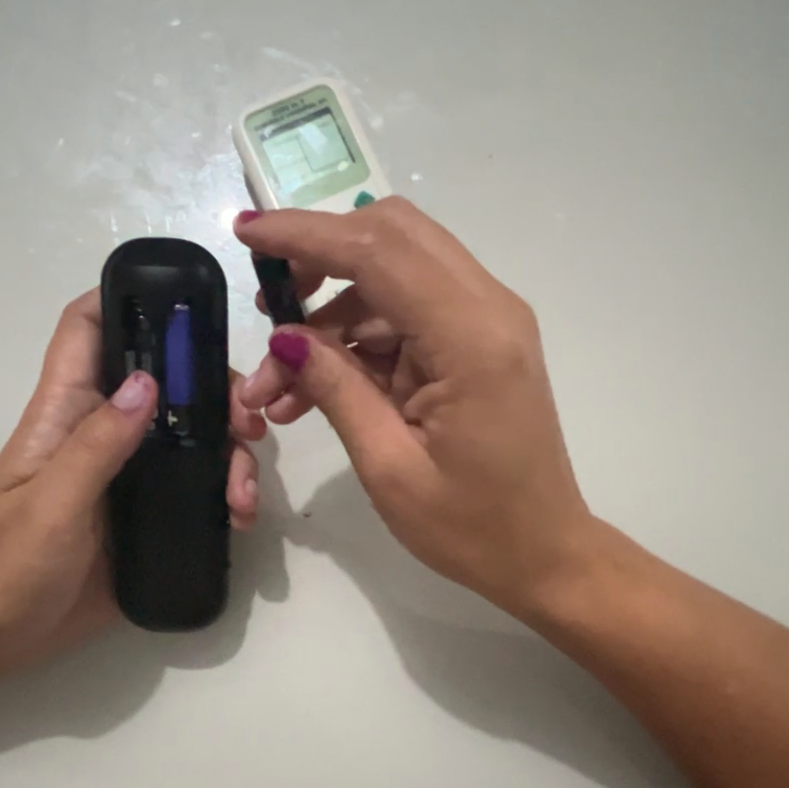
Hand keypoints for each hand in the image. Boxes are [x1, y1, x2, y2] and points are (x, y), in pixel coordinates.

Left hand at [0, 290, 264, 671]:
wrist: (4, 634)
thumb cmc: (11, 565)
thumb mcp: (52, 503)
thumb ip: (98, 444)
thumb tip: (147, 382)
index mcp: (64, 413)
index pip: (86, 329)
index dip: (127, 300)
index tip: (188, 306)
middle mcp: (101, 431)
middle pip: (165, 381)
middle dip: (214, 390)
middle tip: (250, 421)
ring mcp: (131, 472)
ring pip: (194, 434)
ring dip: (230, 450)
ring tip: (245, 491)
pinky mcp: (152, 509)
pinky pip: (199, 484)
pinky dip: (226, 491)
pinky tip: (240, 516)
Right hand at [235, 200, 592, 613]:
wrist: (543, 554)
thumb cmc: (471, 529)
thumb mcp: (389, 467)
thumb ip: (336, 389)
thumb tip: (283, 337)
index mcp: (471, 339)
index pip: (379, 250)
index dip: (306, 234)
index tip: (245, 233)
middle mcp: (489, 309)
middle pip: (393, 237)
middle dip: (320, 257)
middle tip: (268, 305)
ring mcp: (489, 322)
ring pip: (395, 277)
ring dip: (332, 316)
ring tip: (278, 387)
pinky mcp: (480, 343)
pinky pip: (409, 315)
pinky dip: (359, 339)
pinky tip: (314, 390)